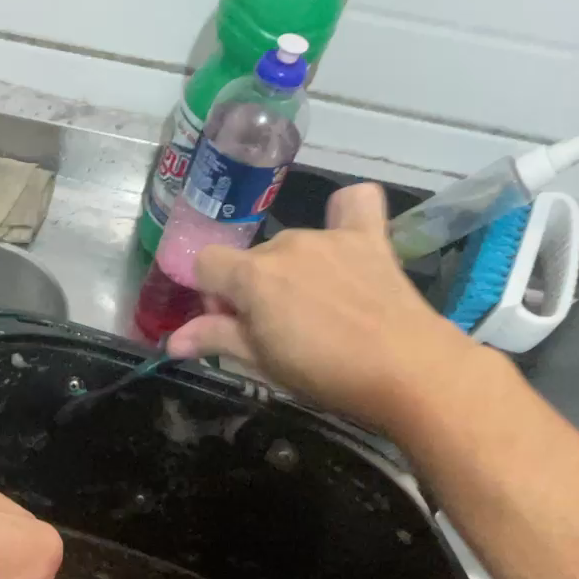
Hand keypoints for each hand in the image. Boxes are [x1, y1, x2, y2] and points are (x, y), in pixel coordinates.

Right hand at [163, 183, 493, 432]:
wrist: (406, 369)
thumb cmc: (324, 373)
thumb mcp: (261, 363)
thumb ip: (215, 339)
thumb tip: (172, 342)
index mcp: (252, 276)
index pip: (204, 264)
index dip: (210, 297)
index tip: (230, 327)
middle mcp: (286, 245)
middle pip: (249, 260)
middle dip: (249, 291)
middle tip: (273, 332)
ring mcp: (330, 237)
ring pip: (290, 245)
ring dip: (289, 271)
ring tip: (314, 309)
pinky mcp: (370, 239)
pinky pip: (353, 204)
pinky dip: (341, 216)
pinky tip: (342, 243)